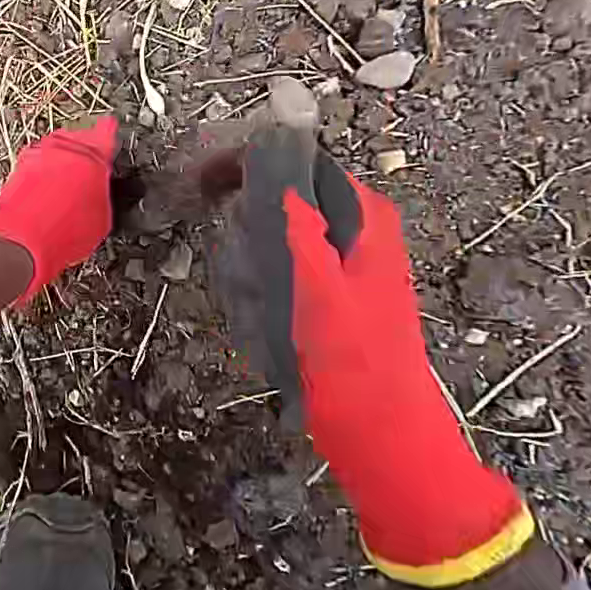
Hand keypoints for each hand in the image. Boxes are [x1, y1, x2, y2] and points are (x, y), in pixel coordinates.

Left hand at [0, 116, 118, 306]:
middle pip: (77, 139)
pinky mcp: (17, 167)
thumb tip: (98, 196)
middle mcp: (64, 147)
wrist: (21, 240)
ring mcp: (37, 154)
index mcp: (93, 155)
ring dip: (59, 164)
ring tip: (65, 190)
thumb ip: (102, 194)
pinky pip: (36, 165)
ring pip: (54, 151)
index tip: (108, 130)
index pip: (105, 134)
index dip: (108, 133)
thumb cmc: (62, 230)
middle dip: (82, 152)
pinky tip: (46, 196)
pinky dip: (42, 175)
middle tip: (87, 172)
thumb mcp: (101, 218)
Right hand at [214, 127, 534, 587]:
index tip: (210, 180)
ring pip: (282, 231)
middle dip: (251, 217)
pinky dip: (265, 279)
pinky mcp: (334, 288)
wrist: (380, 428)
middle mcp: (359, 229)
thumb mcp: (317, 286)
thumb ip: (297, 222)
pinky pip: (287, 265)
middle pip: (290, 195)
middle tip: (231, 255)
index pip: (304, 161)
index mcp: (364, 217)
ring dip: (255, 255)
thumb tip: (272, 162)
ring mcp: (347, 260)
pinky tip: (262, 314)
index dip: (253, 162)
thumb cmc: (349, 357)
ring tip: (251, 298)